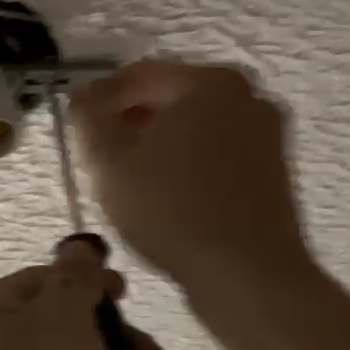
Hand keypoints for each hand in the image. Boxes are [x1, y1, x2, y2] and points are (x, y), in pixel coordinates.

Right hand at [73, 60, 317, 297]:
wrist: (247, 274)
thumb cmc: (170, 208)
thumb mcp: (108, 159)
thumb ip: (88, 115)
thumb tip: (83, 94)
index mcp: (209, 81)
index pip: (136, 76)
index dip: (97, 100)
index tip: (76, 129)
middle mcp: (248, 95)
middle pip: (167, 99)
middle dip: (128, 123)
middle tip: (99, 157)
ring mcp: (268, 133)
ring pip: (191, 127)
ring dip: (155, 144)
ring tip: (128, 180)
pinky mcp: (274, 169)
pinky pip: (214, 152)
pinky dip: (184, 163)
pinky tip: (164, 196)